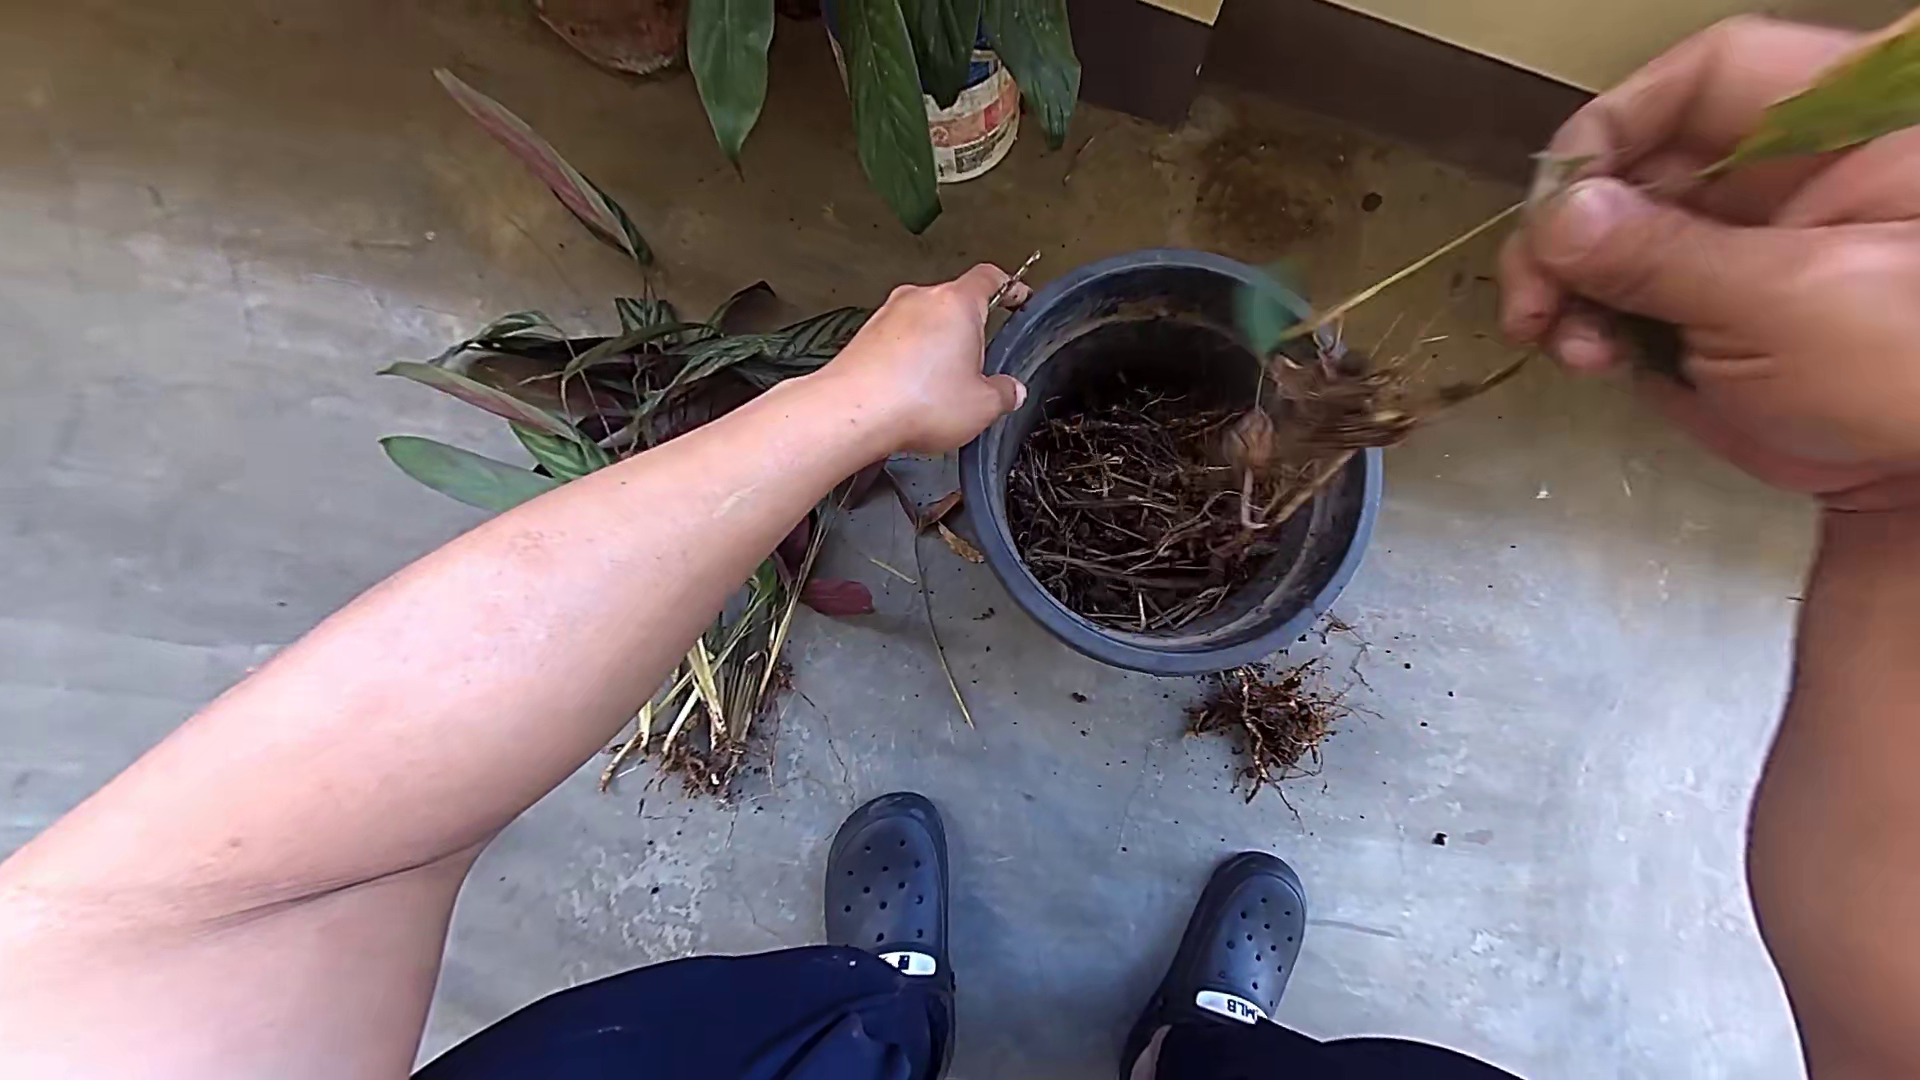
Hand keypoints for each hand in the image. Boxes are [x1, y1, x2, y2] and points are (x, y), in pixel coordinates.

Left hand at [817, 263, 1030, 454]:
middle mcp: (919, 300)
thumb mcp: (981, 406)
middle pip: (954, 306)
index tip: (1017, 296)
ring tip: (940, 390)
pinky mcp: (865, 339)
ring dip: (935, 351)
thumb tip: (1010, 391)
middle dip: (969, 334)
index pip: (990, 278)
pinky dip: (908, 363)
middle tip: (977, 368)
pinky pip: (897, 345)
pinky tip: (911, 395)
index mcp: (957, 303)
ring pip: (923, 326)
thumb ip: (1003, 394)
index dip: (1010, 287)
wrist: (854, 413)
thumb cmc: (914, 401)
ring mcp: (887, 317)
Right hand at [1499, 14, 1919, 506]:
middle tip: (1532, 310)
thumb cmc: (1907, 372)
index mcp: (1847, 129)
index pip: (1703, 76)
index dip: (1611, 131)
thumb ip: (1660, 255)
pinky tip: (1591, 361)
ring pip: (1587, 236)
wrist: (1919, 475)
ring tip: (1574, 351)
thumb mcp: (1786, 302)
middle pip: (1619, 167)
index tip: (1555, 217)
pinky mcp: (1678, 295)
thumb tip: (1554, 215)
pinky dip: (1571, 326)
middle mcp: (1773, 170)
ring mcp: (1718, 237)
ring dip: (1555, 294)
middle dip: (1558, 241)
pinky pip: (1591, 291)